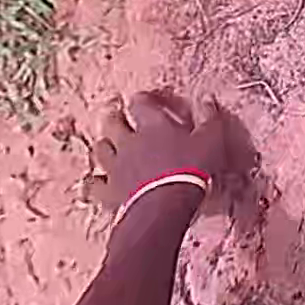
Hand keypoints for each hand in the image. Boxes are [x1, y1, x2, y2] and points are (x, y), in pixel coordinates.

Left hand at [90, 91, 241, 217]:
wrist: (165, 205)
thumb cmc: (190, 168)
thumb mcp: (211, 140)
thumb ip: (209, 118)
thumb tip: (208, 100)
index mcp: (153, 125)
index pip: (140, 103)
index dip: (142, 99)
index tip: (145, 98)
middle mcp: (129, 141)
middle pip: (112, 122)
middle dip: (115, 117)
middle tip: (117, 115)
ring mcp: (115, 166)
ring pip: (100, 149)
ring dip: (104, 145)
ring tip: (108, 144)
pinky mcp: (108, 191)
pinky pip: (93, 184)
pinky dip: (93, 181)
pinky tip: (95, 181)